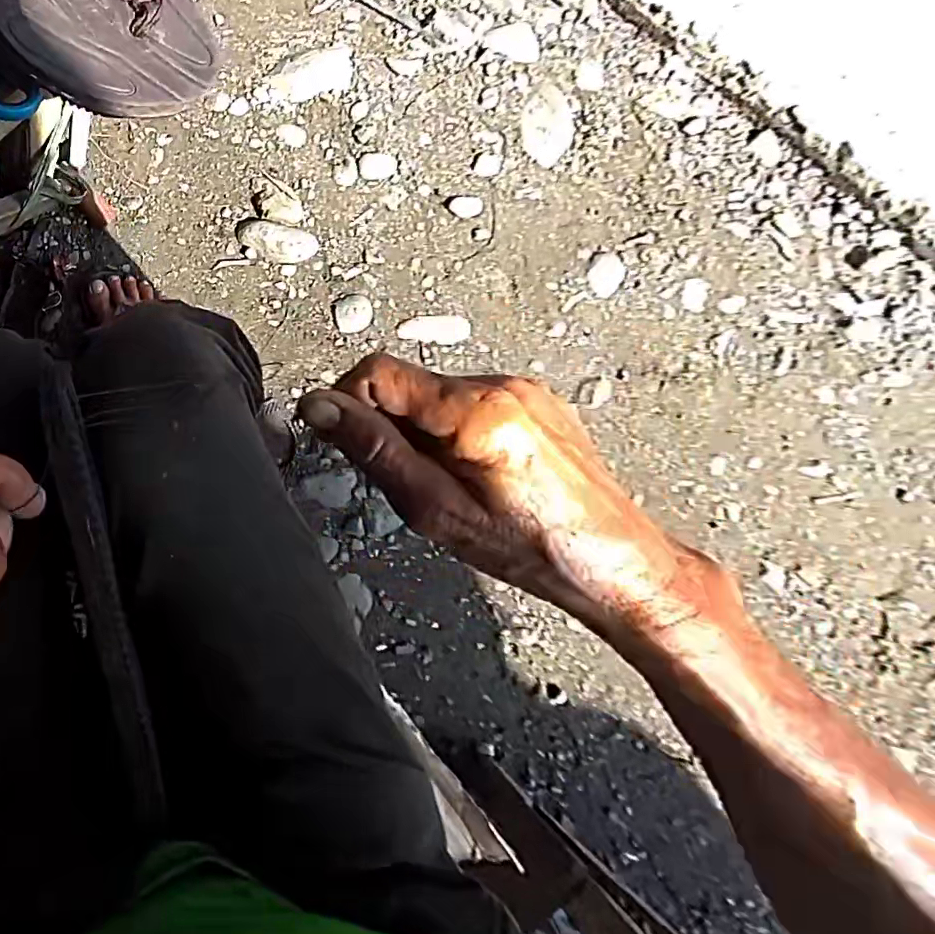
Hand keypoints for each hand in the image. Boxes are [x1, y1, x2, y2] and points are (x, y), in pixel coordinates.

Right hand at [297, 353, 731, 641]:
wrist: (614, 561)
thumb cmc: (529, 546)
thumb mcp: (429, 506)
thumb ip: (370, 448)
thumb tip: (320, 407)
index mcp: (476, 411)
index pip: (374, 372)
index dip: (344, 403)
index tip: (339, 437)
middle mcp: (500, 387)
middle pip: (398, 381)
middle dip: (380, 422)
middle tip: (398, 472)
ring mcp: (518, 389)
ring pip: (423, 391)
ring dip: (410, 428)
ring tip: (437, 476)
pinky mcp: (527, 399)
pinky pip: (455, 398)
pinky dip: (439, 428)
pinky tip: (459, 467)